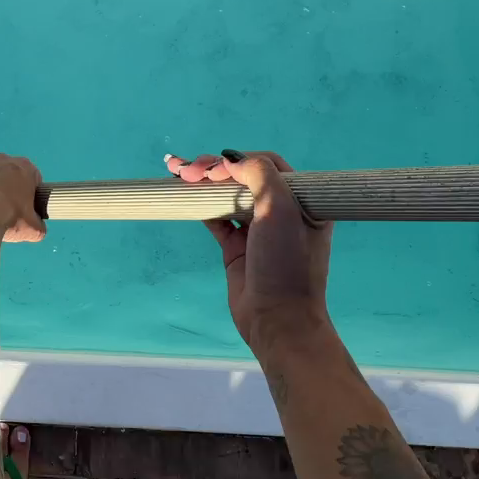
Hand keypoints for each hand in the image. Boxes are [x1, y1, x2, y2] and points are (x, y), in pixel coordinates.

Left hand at [0, 154, 46, 242]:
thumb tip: (37, 228)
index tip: (26, 207)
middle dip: (7, 186)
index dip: (30, 193)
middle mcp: (1, 159)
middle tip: (5, 208)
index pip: (33, 177)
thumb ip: (38, 225)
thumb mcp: (33, 229)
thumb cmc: (8, 219)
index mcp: (24, 168)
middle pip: (8, 171)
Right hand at [169, 150, 332, 356]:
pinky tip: (183, 194)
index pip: (268, 164)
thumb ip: (258, 175)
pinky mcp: (235, 246)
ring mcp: (256, 229)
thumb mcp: (280, 209)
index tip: (216, 170)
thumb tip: (229, 160)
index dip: (239, 160)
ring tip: (175, 171)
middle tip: (187, 169)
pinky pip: (215, 217)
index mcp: (302, 201)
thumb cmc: (287, 261)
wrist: (277, 319)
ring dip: (201, 183)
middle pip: (242, 178)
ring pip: (225, 195)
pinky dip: (199, 204)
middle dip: (213, 168)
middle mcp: (281, 211)